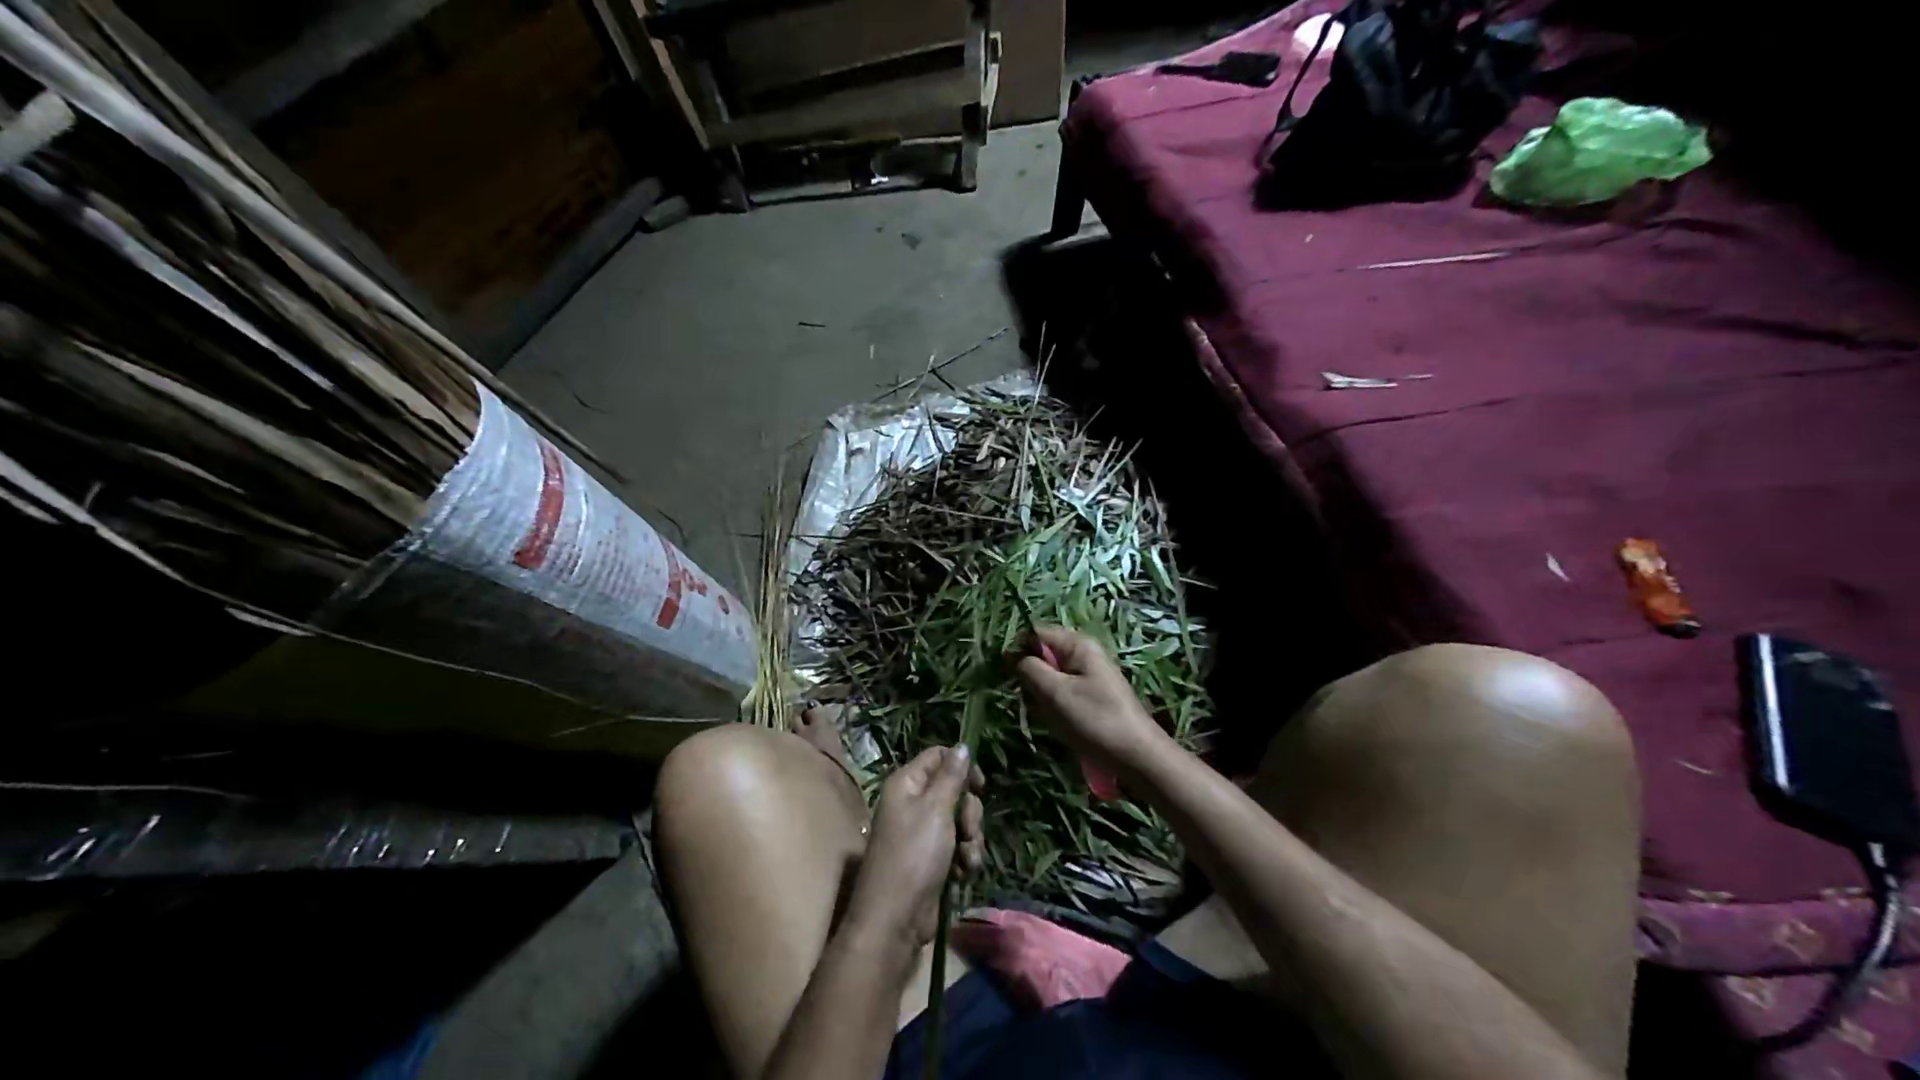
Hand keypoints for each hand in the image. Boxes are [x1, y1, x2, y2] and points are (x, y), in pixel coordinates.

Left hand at [844, 745, 984, 948]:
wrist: (896, 917)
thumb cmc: (914, 855)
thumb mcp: (936, 809)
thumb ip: (952, 776)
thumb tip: (962, 746)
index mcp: (907, 784)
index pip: (938, 756)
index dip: (961, 766)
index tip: (980, 785)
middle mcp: (913, 803)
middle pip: (954, 790)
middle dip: (969, 812)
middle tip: (968, 830)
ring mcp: (922, 832)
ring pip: (961, 821)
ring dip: (971, 839)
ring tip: (966, 859)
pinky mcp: (932, 858)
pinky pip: (958, 846)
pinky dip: (965, 858)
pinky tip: (963, 873)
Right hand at [1015, 626, 1172, 779]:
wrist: (1136, 756)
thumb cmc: (1094, 720)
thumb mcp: (1055, 692)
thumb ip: (1029, 669)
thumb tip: (1013, 656)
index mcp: (1078, 644)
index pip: (1036, 633)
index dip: (1018, 650)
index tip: (1008, 674)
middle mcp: (1085, 653)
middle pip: (1043, 655)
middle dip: (1031, 676)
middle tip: (1032, 700)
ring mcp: (1089, 675)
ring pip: (1050, 677)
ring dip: (1042, 695)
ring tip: (1047, 715)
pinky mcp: (1092, 695)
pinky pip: (1062, 692)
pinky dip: (1055, 706)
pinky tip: (1059, 723)